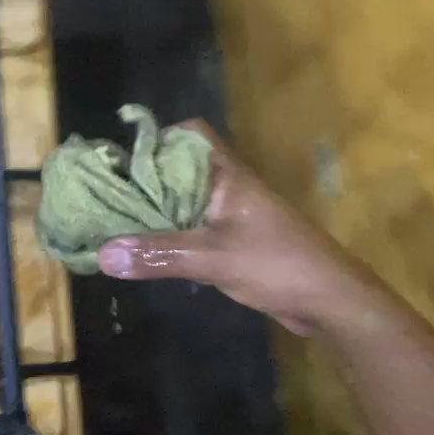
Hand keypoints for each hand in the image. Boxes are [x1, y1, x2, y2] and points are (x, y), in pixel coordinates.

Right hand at [96, 121, 387, 335]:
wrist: (331, 300)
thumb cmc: (276, 263)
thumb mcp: (213, 258)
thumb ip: (159, 254)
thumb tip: (102, 254)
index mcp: (227, 174)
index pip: (191, 134)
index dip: (159, 137)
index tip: (123, 158)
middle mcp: (228, 186)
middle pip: (181, 169)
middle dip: (146, 178)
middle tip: (108, 193)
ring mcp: (234, 214)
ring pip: (186, 200)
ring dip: (157, 209)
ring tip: (117, 221)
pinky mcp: (236, 242)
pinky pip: (195, 226)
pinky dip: (171, 233)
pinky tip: (148, 249)